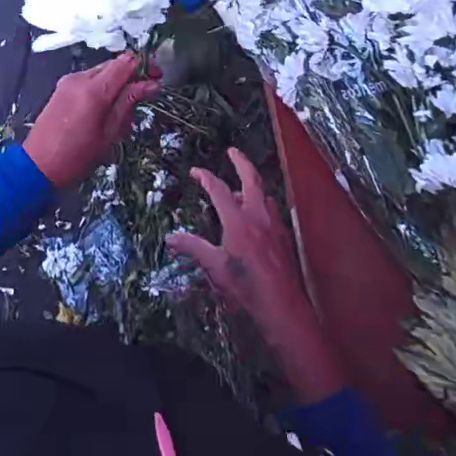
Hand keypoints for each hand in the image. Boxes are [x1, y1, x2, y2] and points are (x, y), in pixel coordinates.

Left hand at [23, 53, 160, 187]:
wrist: (36, 167)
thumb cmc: (77, 156)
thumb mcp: (109, 132)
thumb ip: (128, 102)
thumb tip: (152, 84)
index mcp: (94, 90)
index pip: (126, 63)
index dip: (145, 66)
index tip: (158, 76)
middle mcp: (81, 78)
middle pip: (114, 65)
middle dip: (133, 77)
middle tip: (146, 96)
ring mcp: (69, 82)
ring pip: (103, 72)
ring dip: (118, 85)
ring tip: (125, 115)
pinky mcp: (62, 88)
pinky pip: (90, 80)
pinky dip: (103, 89)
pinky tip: (107, 112)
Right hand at [168, 148, 344, 403]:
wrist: (281, 304)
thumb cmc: (245, 286)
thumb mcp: (214, 267)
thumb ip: (193, 248)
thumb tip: (171, 237)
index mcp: (238, 220)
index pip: (219, 190)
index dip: (206, 178)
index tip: (196, 171)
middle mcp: (258, 215)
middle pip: (251, 178)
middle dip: (241, 161)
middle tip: (232, 151)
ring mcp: (274, 223)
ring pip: (263, 194)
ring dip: (251, 186)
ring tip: (241, 190)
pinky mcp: (284, 234)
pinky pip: (271, 210)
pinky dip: (261, 204)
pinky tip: (257, 216)